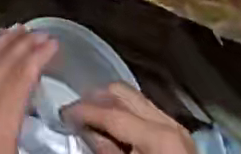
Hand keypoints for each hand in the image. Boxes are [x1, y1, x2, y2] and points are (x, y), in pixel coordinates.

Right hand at [62, 83, 196, 153]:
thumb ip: (104, 149)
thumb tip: (85, 129)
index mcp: (157, 137)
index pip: (109, 112)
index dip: (81, 111)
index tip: (62, 114)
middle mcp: (168, 124)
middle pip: (120, 93)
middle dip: (95, 99)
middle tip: (78, 113)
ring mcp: (176, 128)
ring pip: (132, 96)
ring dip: (109, 102)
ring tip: (95, 118)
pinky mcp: (179, 135)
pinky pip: (145, 109)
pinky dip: (126, 111)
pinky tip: (115, 126)